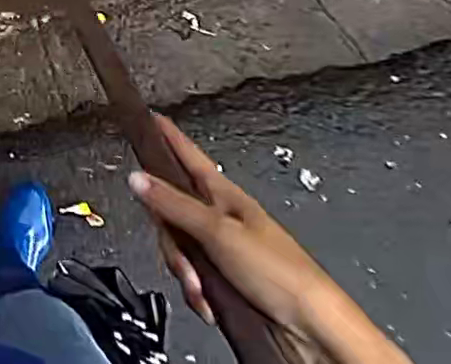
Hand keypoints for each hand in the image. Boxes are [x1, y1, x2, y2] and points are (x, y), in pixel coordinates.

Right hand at [129, 116, 408, 363]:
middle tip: (180, 257)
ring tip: (200, 288)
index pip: (185, 152)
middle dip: (169, 237)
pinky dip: (195, 291)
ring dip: (184, 270)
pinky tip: (208, 302)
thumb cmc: (280, 272)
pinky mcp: (223, 278)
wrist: (315, 333)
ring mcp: (220, 247)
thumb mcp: (217, 231)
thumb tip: (135, 177)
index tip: (149, 116)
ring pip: (178, 244)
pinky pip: (191, 274)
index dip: (166, 134)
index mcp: (221, 192)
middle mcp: (218, 215)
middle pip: (169, 208)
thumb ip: (173, 204)